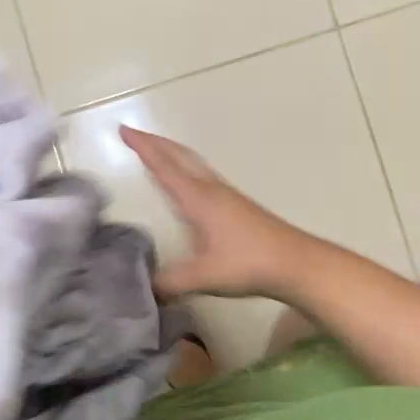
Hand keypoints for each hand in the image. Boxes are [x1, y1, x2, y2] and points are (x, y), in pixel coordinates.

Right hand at [119, 126, 326, 299]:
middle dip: (155, 143)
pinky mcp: (237, 205)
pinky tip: (187, 182)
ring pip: (194, 163)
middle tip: (132, 133)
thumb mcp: (202, 277)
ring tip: (155, 150)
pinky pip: (203, 175)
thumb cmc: (248, 264)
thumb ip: (169, 283)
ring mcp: (227, 195)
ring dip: (172, 153)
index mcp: (198, 199)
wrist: (295, 263)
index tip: (123, 130)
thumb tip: (143, 288)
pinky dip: (186, 167)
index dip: (143, 148)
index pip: (164, 167)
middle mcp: (211, 190)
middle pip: (180, 156)